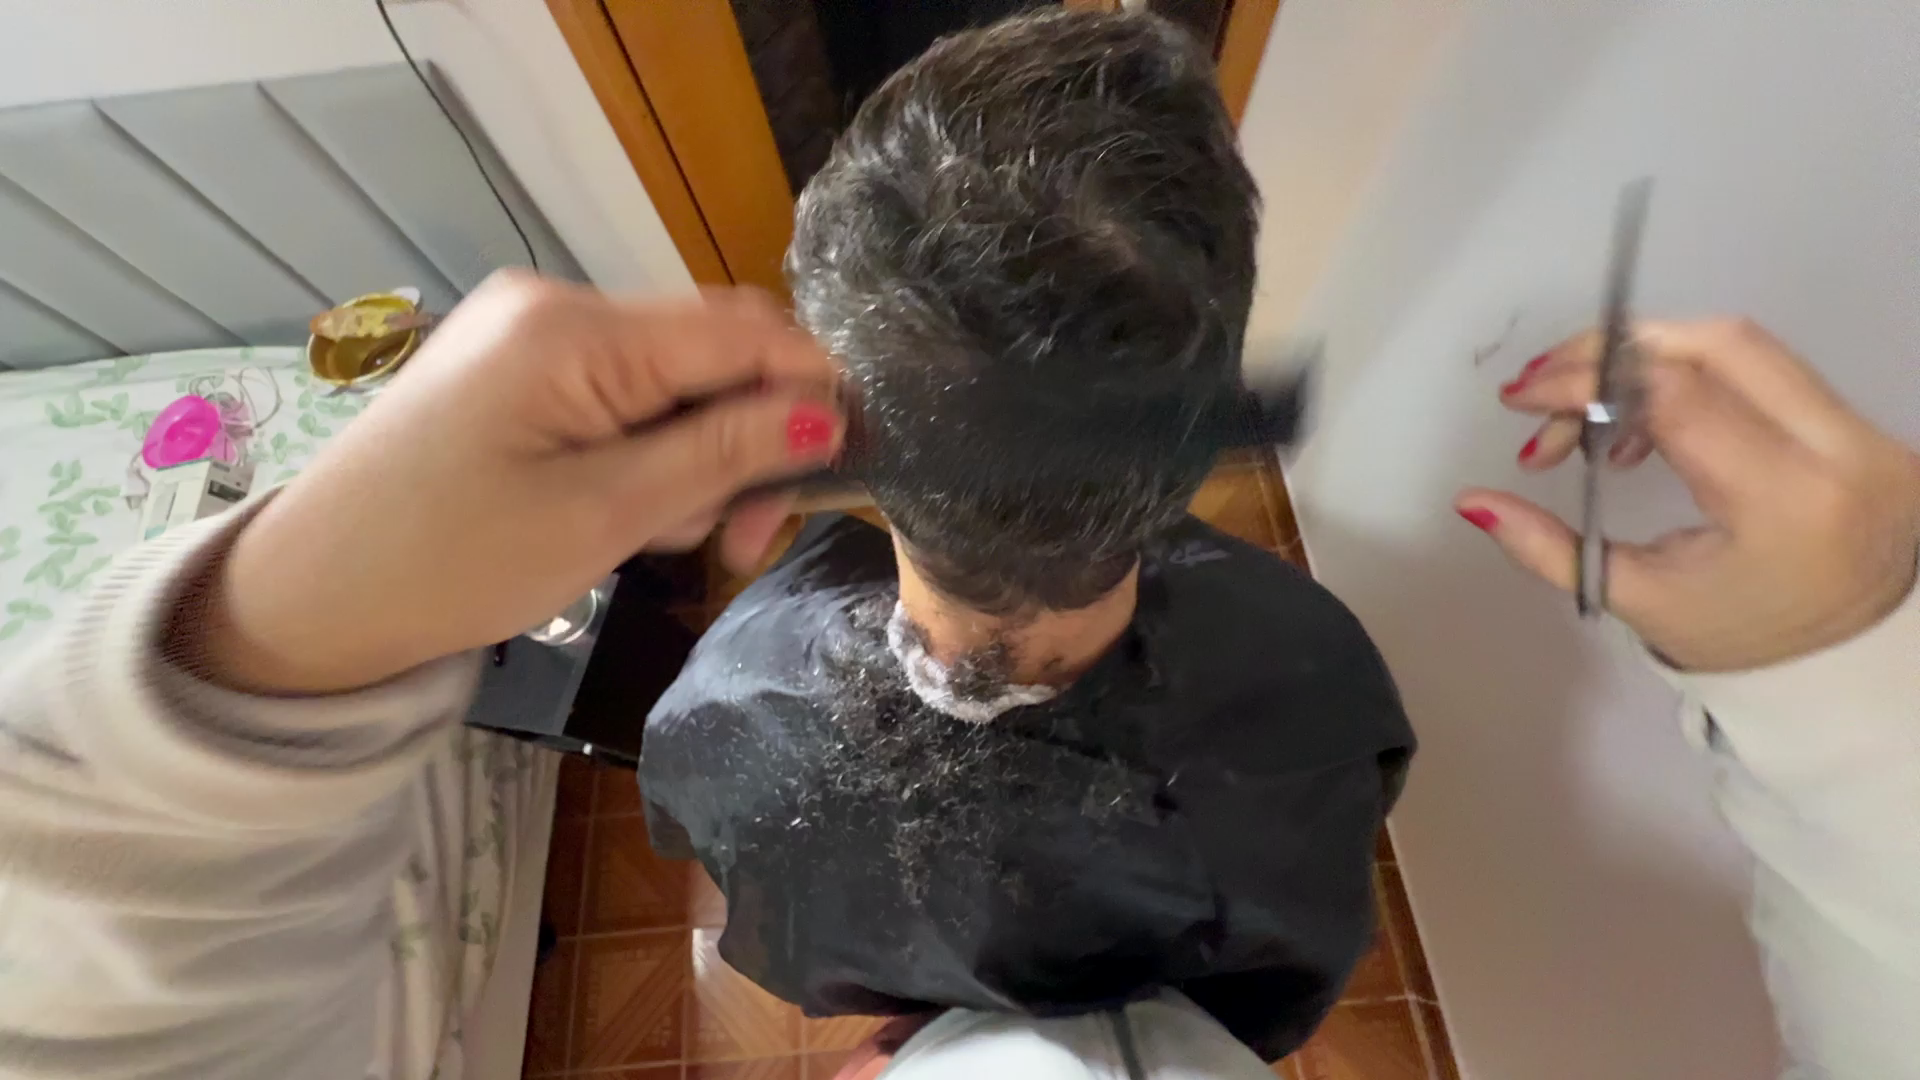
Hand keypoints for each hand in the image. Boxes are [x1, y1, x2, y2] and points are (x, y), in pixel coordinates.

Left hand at [196, 272, 841, 693]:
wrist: (313, 600)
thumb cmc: (456, 562)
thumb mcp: (610, 513)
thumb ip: (726, 453)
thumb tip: (830, 417)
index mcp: (577, 330)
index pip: (742, 331)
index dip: (814, 384)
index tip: (854, 454)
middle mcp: (564, 309)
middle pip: (717, 356)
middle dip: (756, 439)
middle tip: (754, 536)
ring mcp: (546, 339)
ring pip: (685, 386)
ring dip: (709, 460)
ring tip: (678, 537)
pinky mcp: (536, 375)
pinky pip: (638, 401)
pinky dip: (664, 456)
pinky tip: (640, 510)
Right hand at [1456, 318, 1919, 671]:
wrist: (1861, 655)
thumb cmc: (1737, 636)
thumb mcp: (1629, 596)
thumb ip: (1545, 547)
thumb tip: (1470, 502)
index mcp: (1779, 498)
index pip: (1676, 395)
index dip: (1585, 381)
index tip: (1520, 399)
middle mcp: (1838, 445)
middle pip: (1716, 344)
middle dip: (1609, 352)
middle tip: (1539, 387)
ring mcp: (1860, 427)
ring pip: (1737, 346)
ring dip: (1637, 361)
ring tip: (1578, 415)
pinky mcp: (1856, 423)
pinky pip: (1755, 369)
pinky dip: (1675, 377)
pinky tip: (1633, 428)